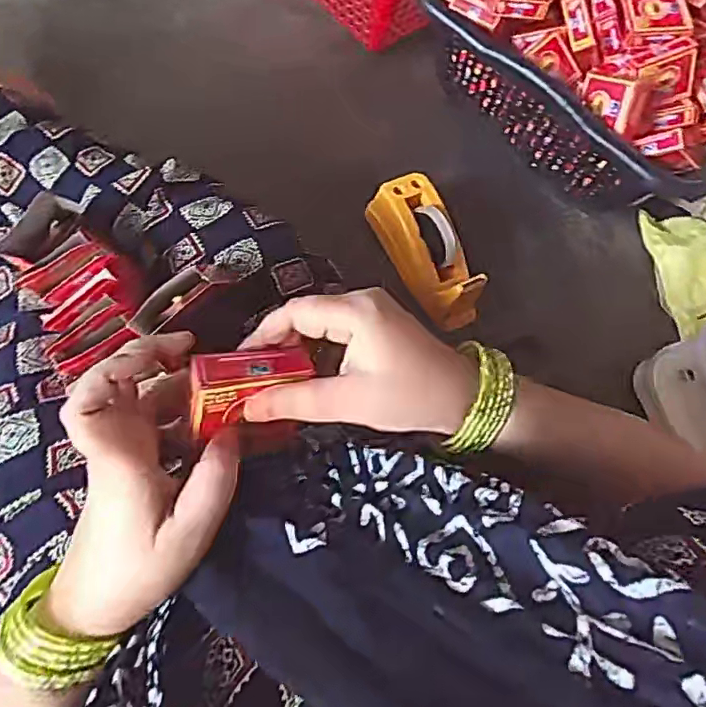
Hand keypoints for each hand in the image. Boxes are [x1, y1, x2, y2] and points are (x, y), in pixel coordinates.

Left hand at [45, 333, 239, 638]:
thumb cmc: (135, 571)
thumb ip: (215, 480)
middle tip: (194, 349)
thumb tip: (234, 430)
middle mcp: (115, 440)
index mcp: (117, 455)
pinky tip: (213, 412)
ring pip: (142, 392)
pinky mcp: (133, 454)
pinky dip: (183, 404)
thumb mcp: (188, 534)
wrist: (95, 603)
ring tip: (221, 381)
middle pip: (115, 380)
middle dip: (151, 354)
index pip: (86, 402)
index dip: (111, 368)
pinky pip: (156, 414)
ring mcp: (123, 444)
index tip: (158, 357)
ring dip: (177, 381)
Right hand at [238, 287, 476, 436]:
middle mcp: (362, 300)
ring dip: (297, 346)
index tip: (242, 361)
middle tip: (255, 373)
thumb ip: (296, 401)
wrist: (463, 397)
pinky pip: (336, 326)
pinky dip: (317, 346)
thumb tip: (250, 406)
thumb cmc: (411, 397)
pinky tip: (308, 371)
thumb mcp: (349, 402)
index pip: (294, 312)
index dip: (262, 335)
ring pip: (319, 320)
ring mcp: (372, 308)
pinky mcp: (378, 320)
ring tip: (276, 376)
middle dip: (277, 343)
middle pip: (304, 313)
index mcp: (355, 311)